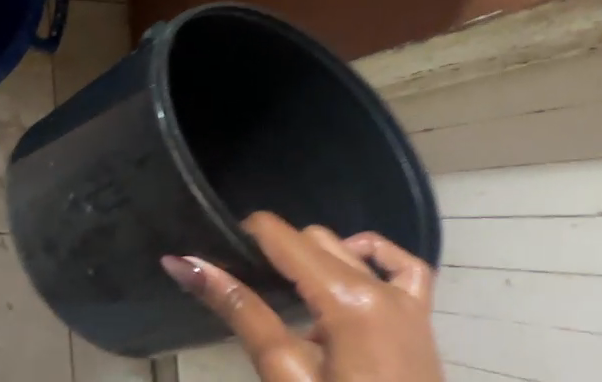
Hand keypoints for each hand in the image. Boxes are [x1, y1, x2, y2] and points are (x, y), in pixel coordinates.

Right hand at [163, 213, 444, 381]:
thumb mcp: (284, 371)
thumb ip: (238, 308)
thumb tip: (180, 262)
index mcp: (348, 299)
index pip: (280, 234)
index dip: (244, 238)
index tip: (221, 261)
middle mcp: (382, 290)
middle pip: (311, 238)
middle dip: (274, 250)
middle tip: (248, 286)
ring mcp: (409, 307)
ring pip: (347, 249)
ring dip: (313, 256)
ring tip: (286, 291)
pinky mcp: (421, 325)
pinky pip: (404, 269)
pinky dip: (372, 257)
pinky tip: (347, 268)